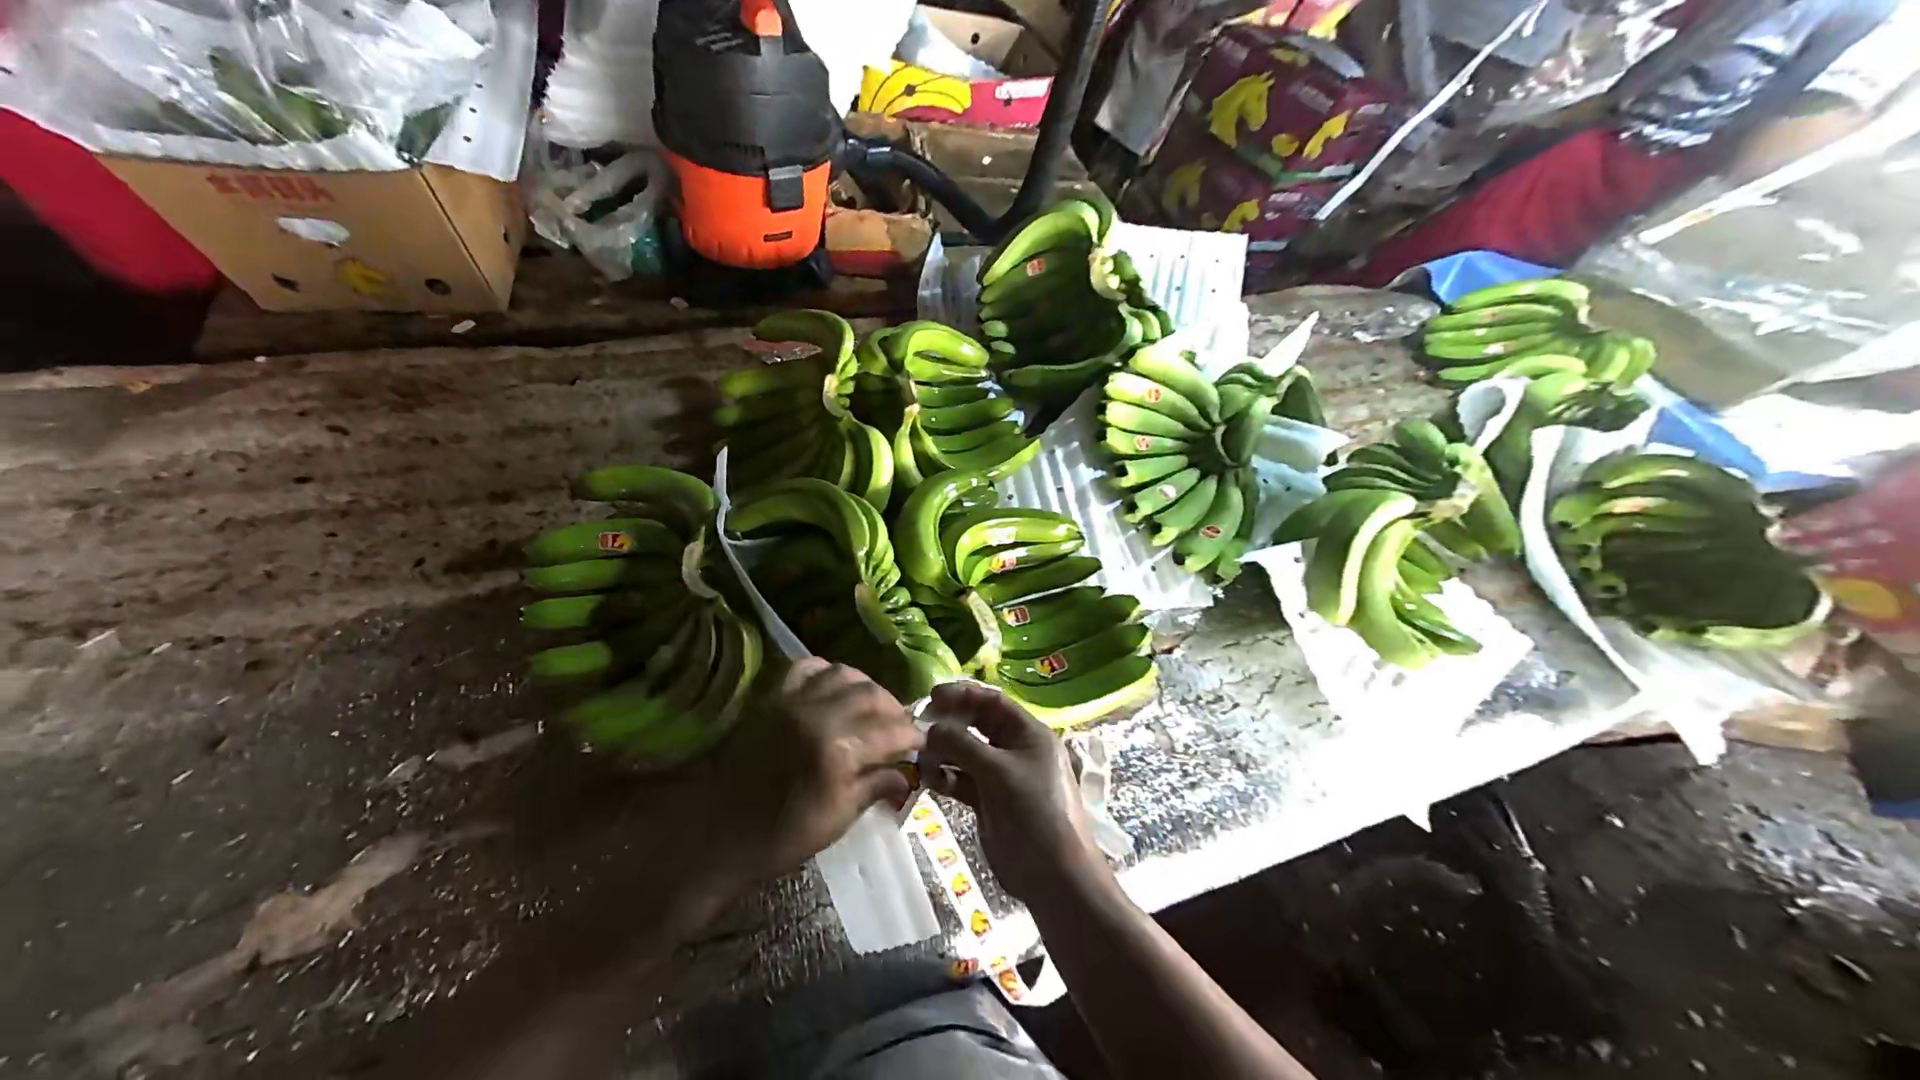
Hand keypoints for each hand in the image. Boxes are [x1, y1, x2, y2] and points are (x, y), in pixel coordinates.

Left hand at [709, 658, 923, 881]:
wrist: (714, 834)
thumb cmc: (779, 836)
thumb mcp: (836, 820)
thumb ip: (874, 788)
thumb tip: (906, 777)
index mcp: (838, 750)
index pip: (892, 731)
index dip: (913, 736)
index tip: (922, 743)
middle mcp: (818, 714)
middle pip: (872, 694)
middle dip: (894, 709)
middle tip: (900, 727)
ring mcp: (792, 701)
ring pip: (843, 673)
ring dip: (866, 687)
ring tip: (872, 706)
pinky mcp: (771, 698)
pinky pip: (806, 668)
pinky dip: (828, 673)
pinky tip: (835, 689)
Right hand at [919, 682, 1110, 908]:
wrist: (1053, 874)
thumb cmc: (1034, 812)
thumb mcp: (999, 772)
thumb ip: (963, 745)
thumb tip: (930, 728)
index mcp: (1029, 734)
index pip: (993, 702)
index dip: (964, 695)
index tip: (933, 695)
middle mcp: (1015, 750)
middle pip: (977, 725)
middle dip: (949, 723)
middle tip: (918, 725)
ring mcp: (1001, 776)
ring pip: (966, 753)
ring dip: (943, 752)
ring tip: (919, 756)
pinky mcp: (988, 801)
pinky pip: (962, 780)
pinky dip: (945, 777)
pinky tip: (927, 778)